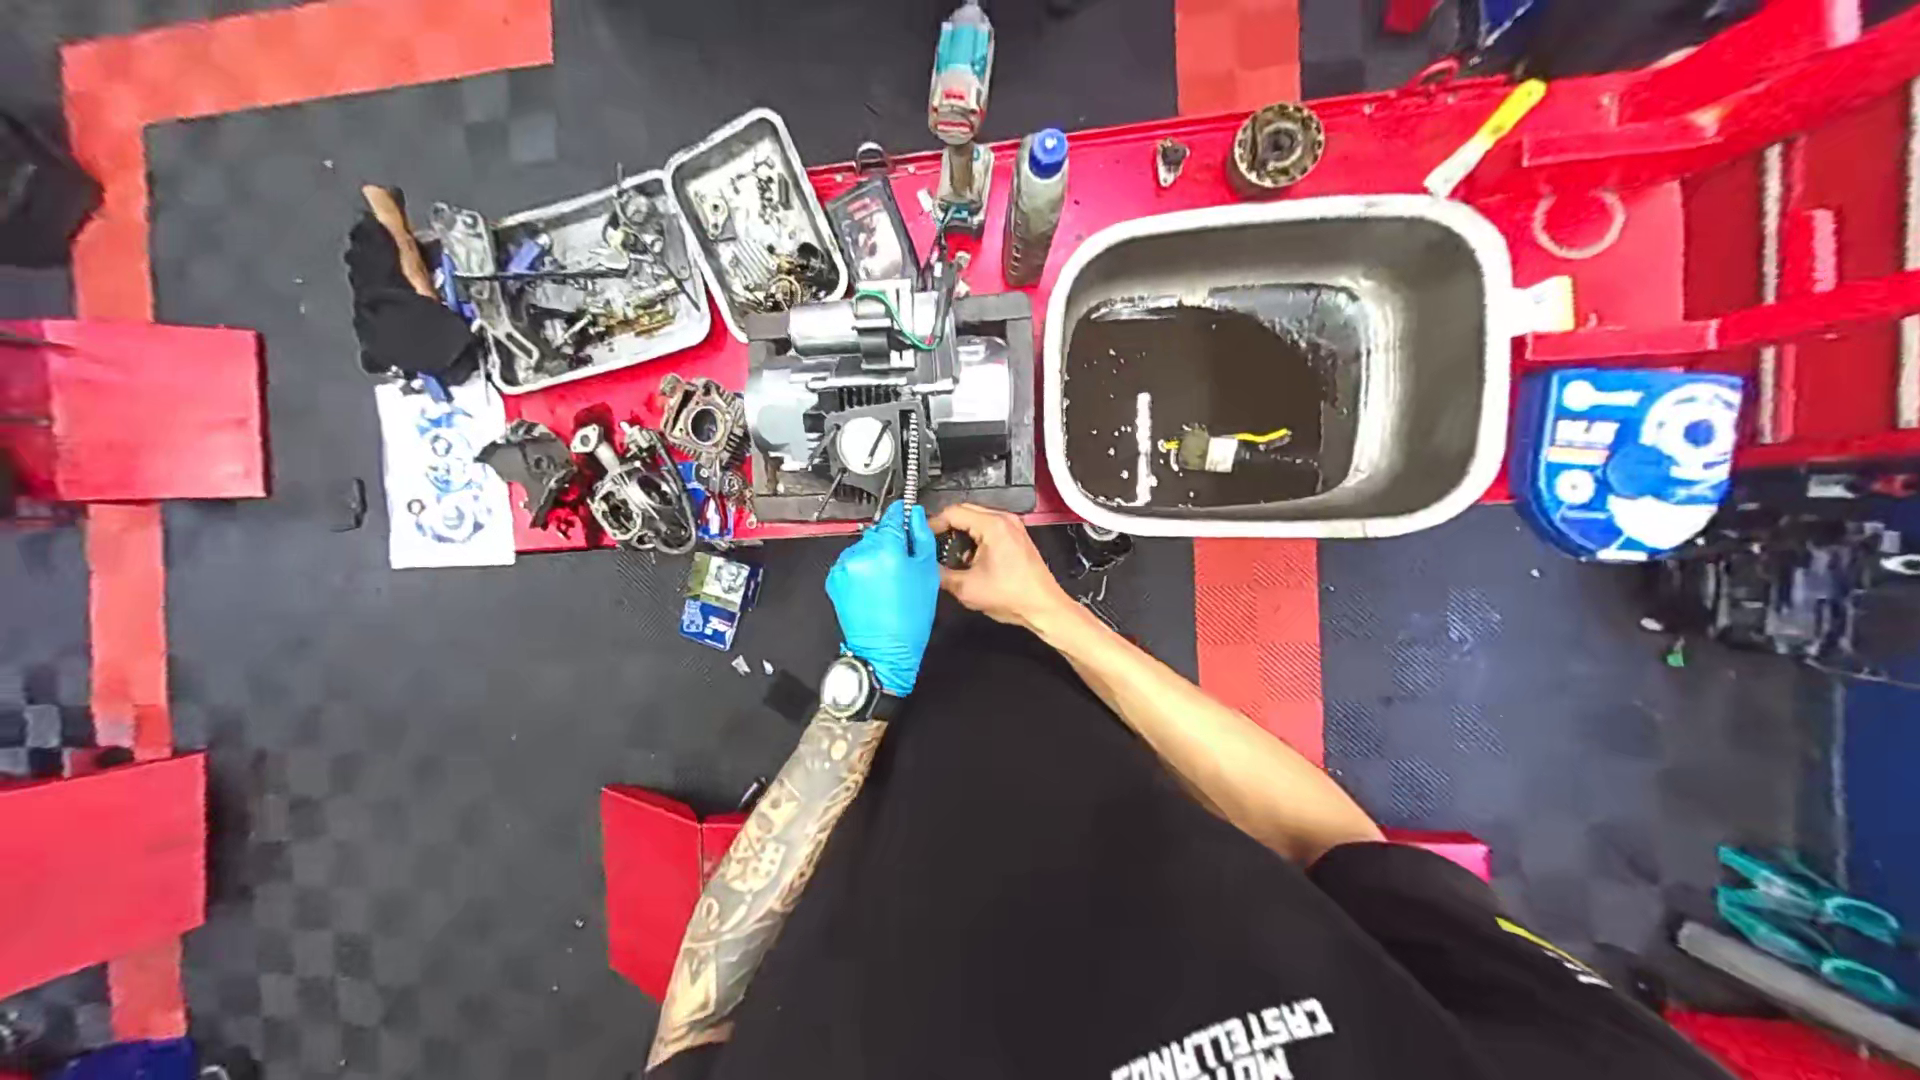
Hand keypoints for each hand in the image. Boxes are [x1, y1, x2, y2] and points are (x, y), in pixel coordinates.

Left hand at [825, 500, 939, 694]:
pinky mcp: (835, 579)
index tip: (907, 516)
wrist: (884, 650)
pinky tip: (874, 588)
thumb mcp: (927, 573)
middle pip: (878, 532)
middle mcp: (860, 553)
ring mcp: (844, 566)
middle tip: (903, 564)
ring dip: (875, 556)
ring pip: (864, 548)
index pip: (893, 515)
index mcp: (886, 549)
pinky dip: (862, 569)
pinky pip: (852, 563)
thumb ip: (922, 537)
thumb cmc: (909, 617)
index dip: (903, 516)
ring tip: (888, 581)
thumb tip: (914, 515)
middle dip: (890, 543)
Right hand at [928, 503, 1071, 631]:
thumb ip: (939, 574)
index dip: (932, 524)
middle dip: (945, 528)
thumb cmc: (1014, 597)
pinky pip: (988, 529)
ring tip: (948, 554)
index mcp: (993, 525)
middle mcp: (1005, 520)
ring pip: (975, 520)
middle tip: (930, 544)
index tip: (921, 536)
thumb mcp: (966, 588)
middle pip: (964, 512)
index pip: (952, 512)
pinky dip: (974, 539)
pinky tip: (968, 560)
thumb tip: (924, 567)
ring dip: (960, 534)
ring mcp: (1012, 527)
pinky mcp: (1015, 537)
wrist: (1043, 608)